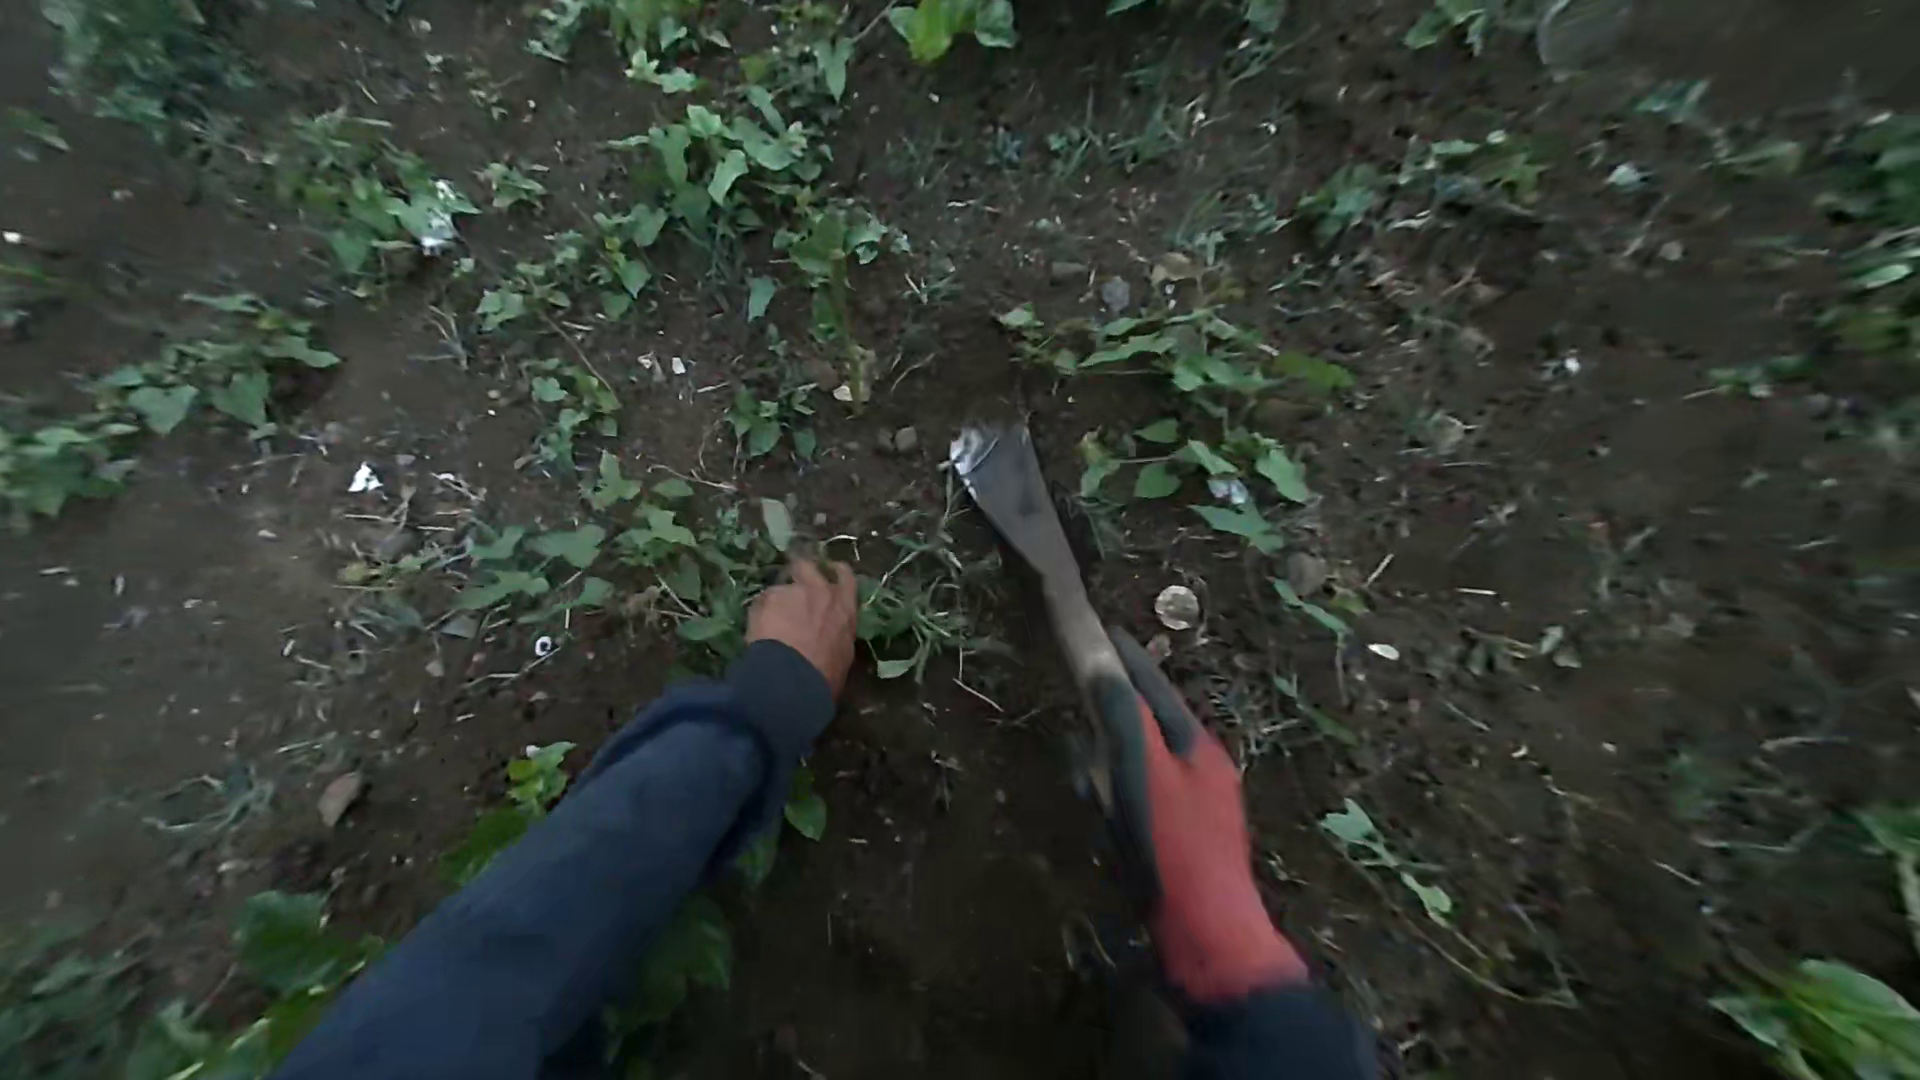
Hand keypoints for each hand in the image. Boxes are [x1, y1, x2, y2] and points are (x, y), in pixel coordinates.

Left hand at [747, 559, 859, 700]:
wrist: (792, 678)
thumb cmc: (825, 675)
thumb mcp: (843, 654)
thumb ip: (837, 633)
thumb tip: (832, 633)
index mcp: (844, 607)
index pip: (846, 577)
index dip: (836, 572)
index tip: (830, 571)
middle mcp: (820, 592)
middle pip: (807, 566)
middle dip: (799, 571)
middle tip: (792, 588)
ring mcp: (792, 592)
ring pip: (780, 588)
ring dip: (776, 601)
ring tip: (767, 622)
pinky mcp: (767, 599)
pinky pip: (761, 602)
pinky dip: (759, 614)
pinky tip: (755, 632)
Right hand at [1111, 634, 1307, 1002]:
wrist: (1209, 934)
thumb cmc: (1173, 844)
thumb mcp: (1143, 771)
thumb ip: (1124, 715)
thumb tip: (1102, 663)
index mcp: (1194, 740)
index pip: (1152, 682)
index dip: (1125, 655)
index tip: (1101, 629)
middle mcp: (1200, 761)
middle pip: (1151, 715)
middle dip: (1120, 700)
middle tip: (1088, 686)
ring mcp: (1198, 797)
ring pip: (1147, 751)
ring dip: (1119, 745)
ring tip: (1091, 751)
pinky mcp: (1186, 828)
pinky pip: (1147, 786)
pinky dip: (1124, 780)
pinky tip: (1108, 801)